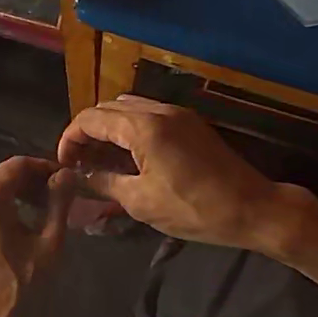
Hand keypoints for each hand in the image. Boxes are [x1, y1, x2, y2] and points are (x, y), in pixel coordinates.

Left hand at [0, 156, 78, 316]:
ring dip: (5, 183)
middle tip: (53, 192)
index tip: (62, 177)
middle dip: (27, 176)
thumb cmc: (22, 286)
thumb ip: (59, 203)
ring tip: (29, 199)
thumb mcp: (50, 243)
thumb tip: (66, 174)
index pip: (16, 165)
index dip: (42, 166)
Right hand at [57, 96, 310, 251]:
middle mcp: (157, 110)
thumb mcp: (140, 202)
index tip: (63, 164)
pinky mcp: (188, 122)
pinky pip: (146, 113)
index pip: (90, 119)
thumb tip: (74, 178)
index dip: (69, 138)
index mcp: (142, 127)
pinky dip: (128, 127)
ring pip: (126, 107)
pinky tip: (127, 154)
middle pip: (106, 108)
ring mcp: (176, 113)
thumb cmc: (195, 209)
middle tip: (78, 162)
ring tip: (99, 157)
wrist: (255, 209)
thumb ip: (102, 183)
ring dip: (107, 127)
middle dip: (85, 131)